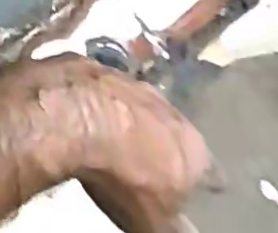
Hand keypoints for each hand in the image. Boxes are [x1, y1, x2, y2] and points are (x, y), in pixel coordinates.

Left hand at [66, 60, 209, 232]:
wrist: (66, 115)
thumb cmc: (119, 175)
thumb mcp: (155, 222)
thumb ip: (175, 228)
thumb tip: (182, 229)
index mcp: (192, 147)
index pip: (211, 170)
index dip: (206, 179)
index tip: (206, 185)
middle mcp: (162, 105)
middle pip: (169, 125)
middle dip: (161, 137)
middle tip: (149, 152)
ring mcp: (119, 77)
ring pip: (129, 95)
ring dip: (123, 109)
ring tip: (110, 126)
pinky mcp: (80, 60)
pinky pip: (90, 79)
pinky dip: (87, 92)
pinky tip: (76, 102)